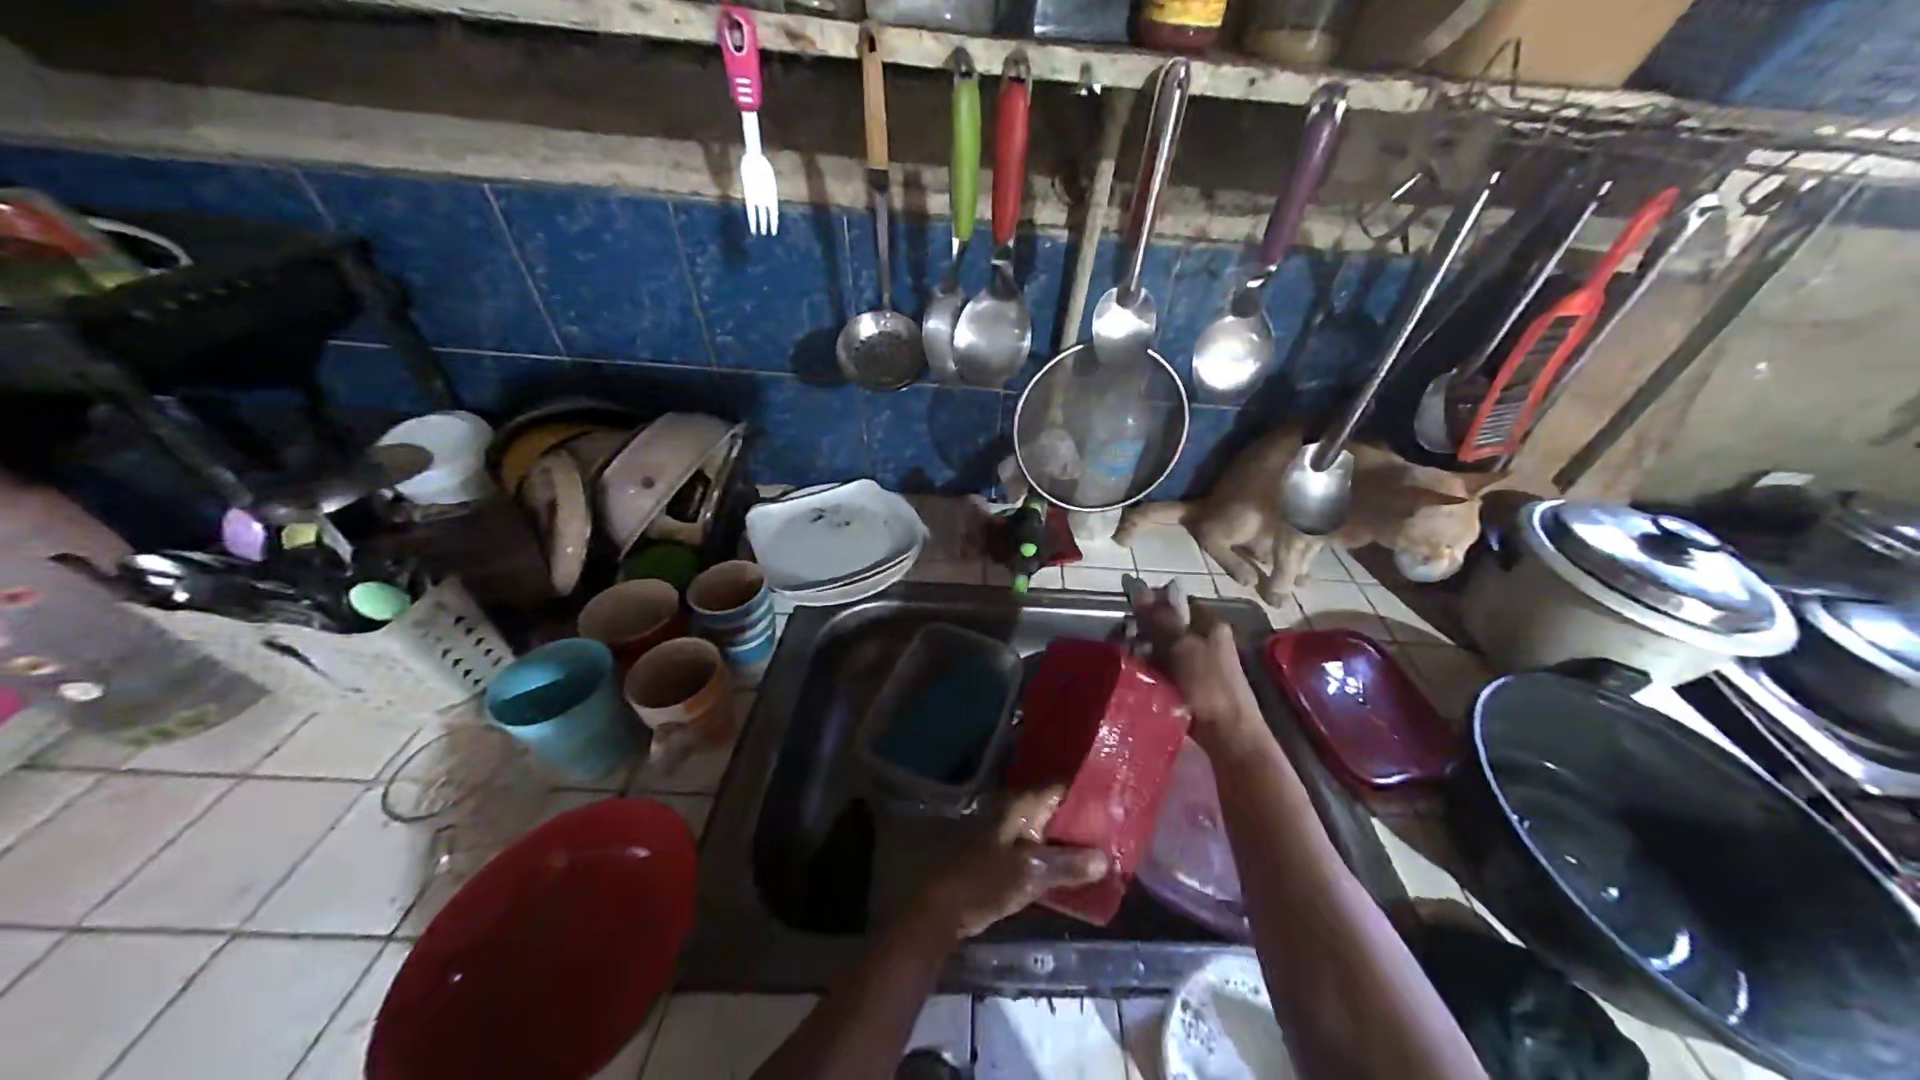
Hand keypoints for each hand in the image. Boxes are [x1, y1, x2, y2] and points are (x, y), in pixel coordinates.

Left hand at [911, 788, 1107, 939]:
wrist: (933, 909)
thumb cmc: (980, 883)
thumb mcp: (1028, 876)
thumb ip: (1067, 865)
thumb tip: (1104, 858)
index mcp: (1018, 806)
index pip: (1059, 788)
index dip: (1087, 792)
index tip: (1114, 798)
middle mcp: (1008, 811)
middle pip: (1052, 808)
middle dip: (1079, 817)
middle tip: (1112, 827)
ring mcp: (999, 830)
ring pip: (1041, 827)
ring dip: (1064, 837)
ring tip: (1096, 848)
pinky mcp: (994, 853)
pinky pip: (1029, 845)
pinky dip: (1048, 853)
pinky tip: (1065, 867)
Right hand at [1129, 583, 1265, 748]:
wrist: (1229, 735)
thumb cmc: (1209, 686)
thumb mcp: (1183, 647)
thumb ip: (1160, 619)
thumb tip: (1138, 588)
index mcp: (1211, 624)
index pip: (1178, 601)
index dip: (1153, 603)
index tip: (1130, 612)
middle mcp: (1207, 640)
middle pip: (1169, 626)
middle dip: (1146, 631)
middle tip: (1126, 639)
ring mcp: (1200, 664)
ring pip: (1164, 649)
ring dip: (1146, 653)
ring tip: (1128, 660)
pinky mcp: (1192, 686)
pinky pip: (1165, 671)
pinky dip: (1152, 672)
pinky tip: (1138, 678)